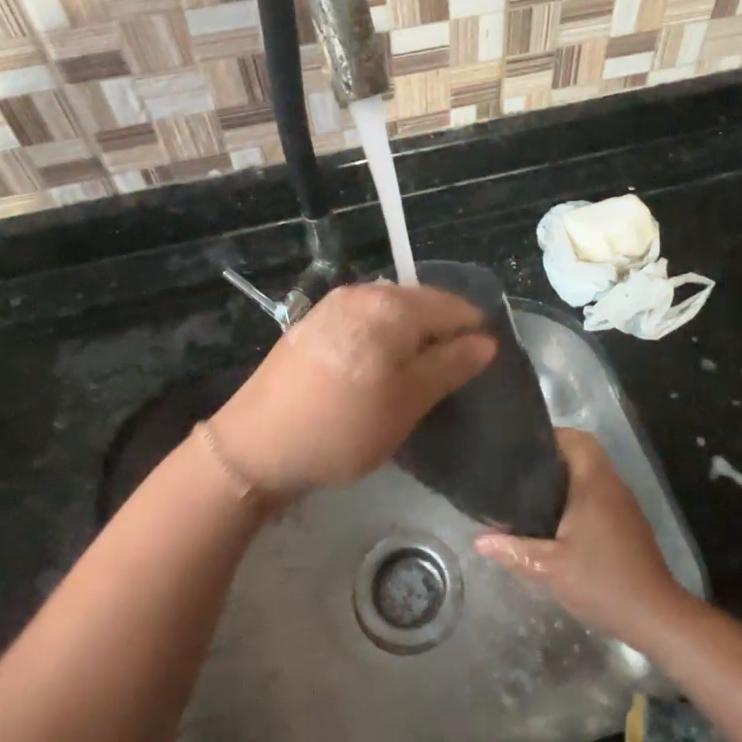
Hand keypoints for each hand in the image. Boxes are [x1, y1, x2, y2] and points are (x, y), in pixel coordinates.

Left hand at [208, 282, 496, 497]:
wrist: (254, 448)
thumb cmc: (342, 427)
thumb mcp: (408, 402)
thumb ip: (450, 366)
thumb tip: (487, 341)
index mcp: (391, 305)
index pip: (454, 307)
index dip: (473, 337)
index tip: (476, 374)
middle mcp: (363, 293)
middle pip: (422, 306)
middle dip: (441, 338)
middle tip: (448, 384)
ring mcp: (333, 307)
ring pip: (393, 316)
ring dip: (411, 343)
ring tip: (415, 384)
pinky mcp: (313, 326)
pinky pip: (366, 325)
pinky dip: (382, 345)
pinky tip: (379, 377)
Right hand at [475, 429, 689, 640]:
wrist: (652, 613)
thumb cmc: (601, 581)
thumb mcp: (550, 568)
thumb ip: (515, 550)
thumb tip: (480, 540)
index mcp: (594, 484)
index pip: (575, 439)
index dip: (549, 436)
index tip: (521, 447)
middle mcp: (612, 485)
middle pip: (584, 453)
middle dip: (554, 457)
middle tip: (521, 470)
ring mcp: (624, 503)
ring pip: (593, 474)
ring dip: (567, 477)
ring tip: (532, 491)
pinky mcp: (628, 521)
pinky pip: (600, 493)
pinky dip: (579, 495)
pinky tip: (558, 518)